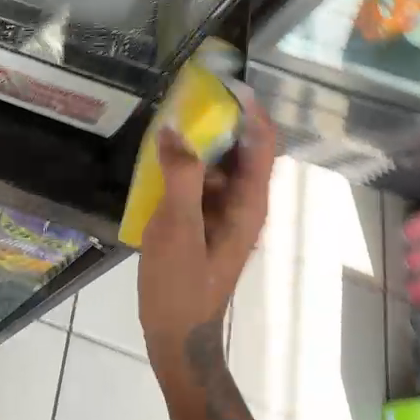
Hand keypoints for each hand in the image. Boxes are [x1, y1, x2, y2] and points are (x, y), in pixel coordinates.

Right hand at [136, 101, 275, 377]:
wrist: (177, 337)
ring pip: (220, 165)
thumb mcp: (177, 228)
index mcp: (248, 205)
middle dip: (220, 117)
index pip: (263, 143)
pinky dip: (186, 163)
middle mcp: (244, 205)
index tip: (222, 82)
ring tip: (168, 116)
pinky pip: (201, 182)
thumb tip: (176, 129)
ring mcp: (225, 216)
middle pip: (243, 149)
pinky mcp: (206, 224)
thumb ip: (180, 176)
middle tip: (185, 93)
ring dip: (200, 139)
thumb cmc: (180, 285)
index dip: (249, 109)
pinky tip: (156, 158)